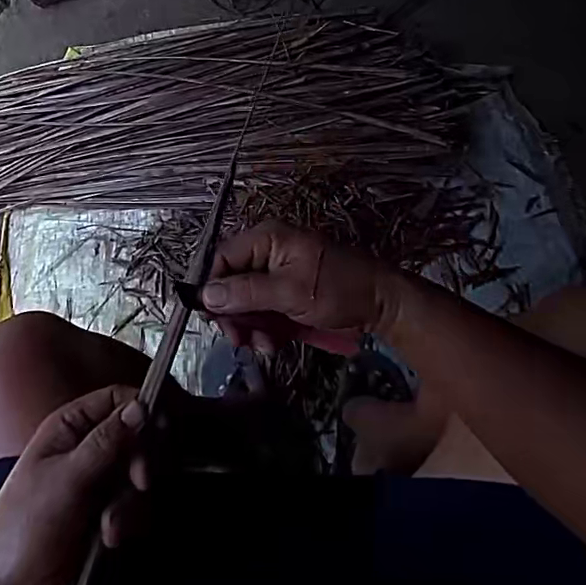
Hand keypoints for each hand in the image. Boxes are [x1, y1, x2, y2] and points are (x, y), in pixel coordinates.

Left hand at [0, 385, 147, 584]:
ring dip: (131, 501)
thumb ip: (106, 442)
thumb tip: (139, 407)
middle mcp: (86, 446)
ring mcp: (97, 478)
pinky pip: (134, 502)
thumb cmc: (23, 528)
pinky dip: (127, 520)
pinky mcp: (106, 509)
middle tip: (139, 482)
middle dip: (140, 463)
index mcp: (69, 426)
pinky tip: (108, 538)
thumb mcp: (66, 480)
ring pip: (139, 472)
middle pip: (136, 436)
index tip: (156, 432)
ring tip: (109, 526)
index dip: (139, 412)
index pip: (117, 399)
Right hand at [200, 221, 401, 353]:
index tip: (213, 317)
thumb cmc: (337, 289)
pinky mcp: (287, 293)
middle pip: (231, 281)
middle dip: (234, 313)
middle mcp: (268, 252)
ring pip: (245, 301)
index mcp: (267, 238)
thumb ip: (245, 293)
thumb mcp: (289, 292)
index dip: (213, 287)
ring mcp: (278, 273)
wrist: (380, 304)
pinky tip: (273, 344)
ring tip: (262, 346)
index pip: (222, 257)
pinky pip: (263, 310)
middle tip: (238, 339)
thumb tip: (205, 294)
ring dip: (250, 326)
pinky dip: (264, 329)